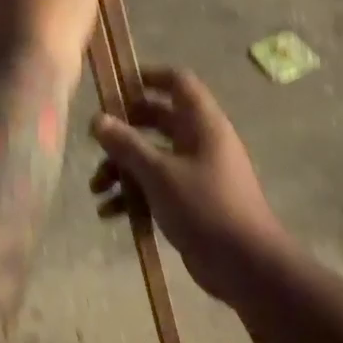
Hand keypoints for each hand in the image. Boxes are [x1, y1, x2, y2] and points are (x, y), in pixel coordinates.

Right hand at [90, 68, 286, 303]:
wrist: (245, 265)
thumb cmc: (205, 207)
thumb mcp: (159, 173)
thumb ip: (126, 144)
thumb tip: (97, 119)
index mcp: (203, 124)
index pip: (178, 83)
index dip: (148, 77)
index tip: (116, 84)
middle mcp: (201, 141)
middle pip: (159, 120)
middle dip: (125, 131)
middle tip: (97, 140)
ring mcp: (197, 172)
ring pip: (153, 156)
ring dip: (123, 168)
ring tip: (97, 188)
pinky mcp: (191, 200)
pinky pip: (157, 186)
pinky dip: (134, 194)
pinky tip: (110, 213)